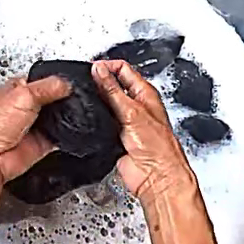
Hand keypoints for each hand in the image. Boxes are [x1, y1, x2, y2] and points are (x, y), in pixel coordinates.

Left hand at [0, 76, 72, 188]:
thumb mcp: (23, 94)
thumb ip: (47, 87)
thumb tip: (66, 83)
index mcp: (15, 90)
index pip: (42, 82)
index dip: (56, 83)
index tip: (70, 84)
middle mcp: (22, 108)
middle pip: (52, 101)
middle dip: (62, 102)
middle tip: (70, 102)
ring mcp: (31, 127)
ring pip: (56, 119)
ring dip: (63, 119)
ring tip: (67, 118)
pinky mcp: (38, 145)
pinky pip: (58, 138)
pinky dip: (64, 136)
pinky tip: (67, 132)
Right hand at [91, 60, 200, 204]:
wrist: (156, 177)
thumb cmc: (158, 148)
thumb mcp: (131, 111)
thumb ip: (112, 90)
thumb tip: (99, 70)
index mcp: (145, 93)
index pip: (122, 69)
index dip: (106, 66)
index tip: (90, 69)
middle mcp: (135, 106)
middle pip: (111, 86)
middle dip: (98, 83)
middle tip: (84, 84)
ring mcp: (124, 122)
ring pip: (104, 104)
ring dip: (95, 102)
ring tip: (85, 100)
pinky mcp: (115, 137)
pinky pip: (100, 123)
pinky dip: (93, 120)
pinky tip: (87, 119)